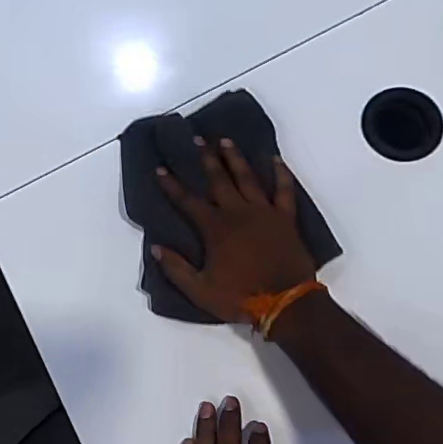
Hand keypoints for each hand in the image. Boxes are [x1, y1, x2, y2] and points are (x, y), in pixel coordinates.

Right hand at [154, 139, 316, 324]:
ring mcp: (264, 212)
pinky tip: (275, 160)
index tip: (160, 169)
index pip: (188, 201)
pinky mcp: (286, 218)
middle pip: (219, 180)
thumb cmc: (241, 297)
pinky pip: (284, 190)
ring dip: (235, 158)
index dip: (172, 185)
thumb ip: (176, 269)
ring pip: (247, 178)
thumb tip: (156, 248)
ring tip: (225, 141)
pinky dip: (281, 174)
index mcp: (215, 229)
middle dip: (205, 159)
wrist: (286, 303)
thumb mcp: (200, 290)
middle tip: (197, 140)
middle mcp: (238, 213)